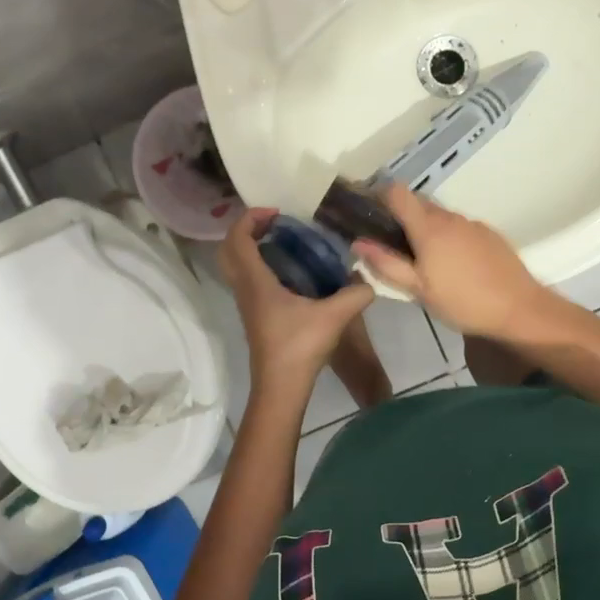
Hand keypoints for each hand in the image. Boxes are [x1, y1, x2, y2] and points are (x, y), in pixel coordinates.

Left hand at [219, 208, 374, 390]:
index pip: (237, 239)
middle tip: (275, 223)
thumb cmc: (300, 347)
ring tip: (283, 242)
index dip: (250, 218)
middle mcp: (245, 289)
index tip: (277, 213)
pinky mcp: (254, 315)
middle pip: (228, 249)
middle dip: (247, 229)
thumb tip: (371, 279)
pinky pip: (247, 279)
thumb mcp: (334, 316)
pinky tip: (290, 271)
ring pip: (235, 266)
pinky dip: (259, 264)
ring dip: (251, 247)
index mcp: (256, 282)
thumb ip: (355, 293)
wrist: (281, 386)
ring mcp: (247, 304)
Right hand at [351, 184, 553, 340]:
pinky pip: (460, 228)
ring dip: (427, 229)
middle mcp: (450, 217)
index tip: (371, 216)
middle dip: (402, 218)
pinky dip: (449, 238)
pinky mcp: (489, 233)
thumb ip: (387, 264)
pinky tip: (455, 265)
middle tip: (394, 247)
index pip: (397, 192)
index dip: (381, 198)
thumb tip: (359, 242)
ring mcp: (472, 223)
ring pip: (440, 217)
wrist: (519, 308)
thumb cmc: (463, 302)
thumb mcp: (419, 290)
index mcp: (428, 227)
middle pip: (418, 204)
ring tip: (425, 261)